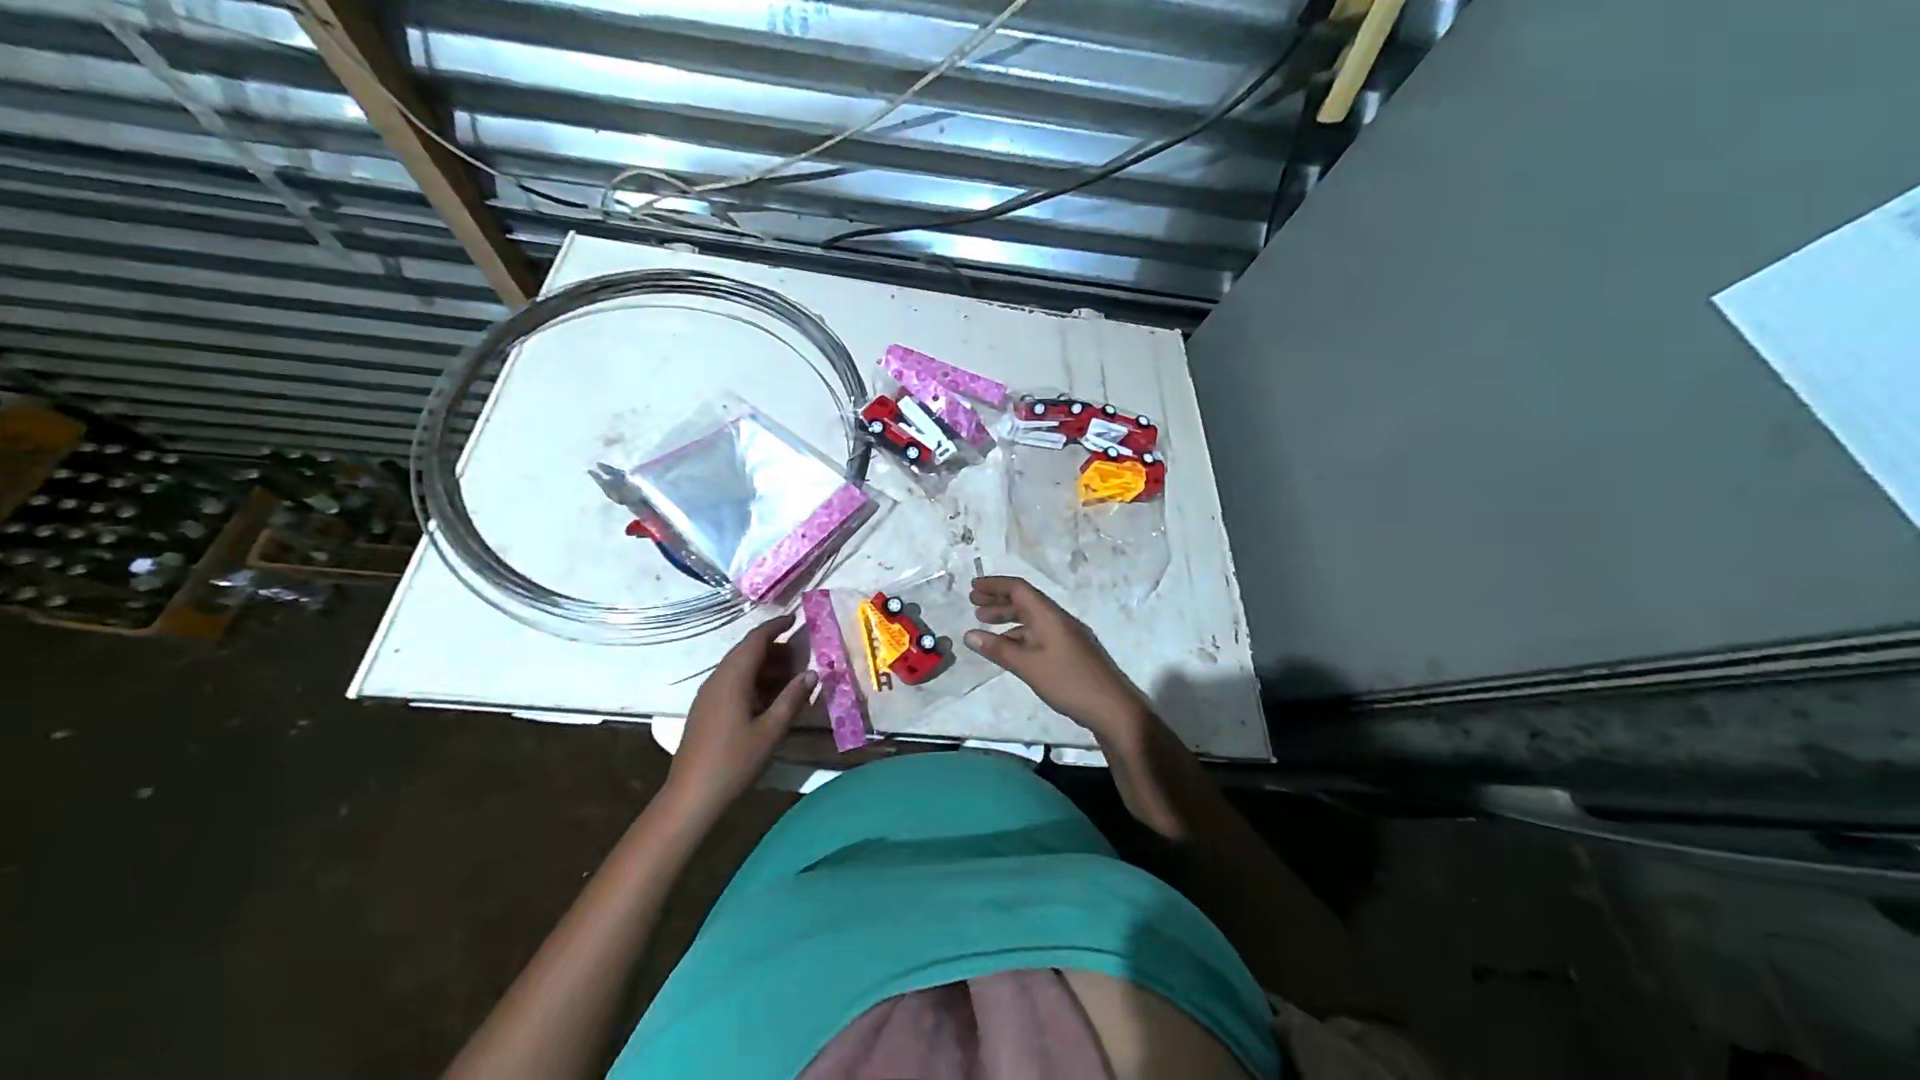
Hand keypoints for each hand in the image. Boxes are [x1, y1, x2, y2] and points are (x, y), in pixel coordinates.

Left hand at [666, 614, 816, 818]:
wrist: (692, 794)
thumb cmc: (735, 761)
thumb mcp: (771, 730)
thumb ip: (792, 699)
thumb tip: (811, 674)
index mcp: (732, 678)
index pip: (754, 640)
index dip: (775, 627)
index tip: (795, 619)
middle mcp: (717, 679)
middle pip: (745, 651)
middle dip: (773, 648)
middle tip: (800, 654)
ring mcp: (707, 695)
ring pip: (738, 667)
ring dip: (763, 665)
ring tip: (789, 676)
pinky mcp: (705, 709)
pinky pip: (731, 682)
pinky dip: (752, 680)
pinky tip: (768, 697)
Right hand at [964, 576, 1154, 743]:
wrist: (1112, 707)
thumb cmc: (1069, 682)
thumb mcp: (1029, 666)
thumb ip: (999, 650)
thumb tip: (969, 634)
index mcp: (1050, 616)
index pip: (1019, 589)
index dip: (995, 585)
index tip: (973, 587)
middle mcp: (1058, 620)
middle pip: (1026, 601)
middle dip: (998, 599)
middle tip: (974, 604)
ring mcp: (1066, 636)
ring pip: (1032, 619)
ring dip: (1008, 617)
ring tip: (984, 623)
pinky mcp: (1070, 651)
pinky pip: (1039, 633)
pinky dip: (1019, 635)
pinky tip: (1008, 647)